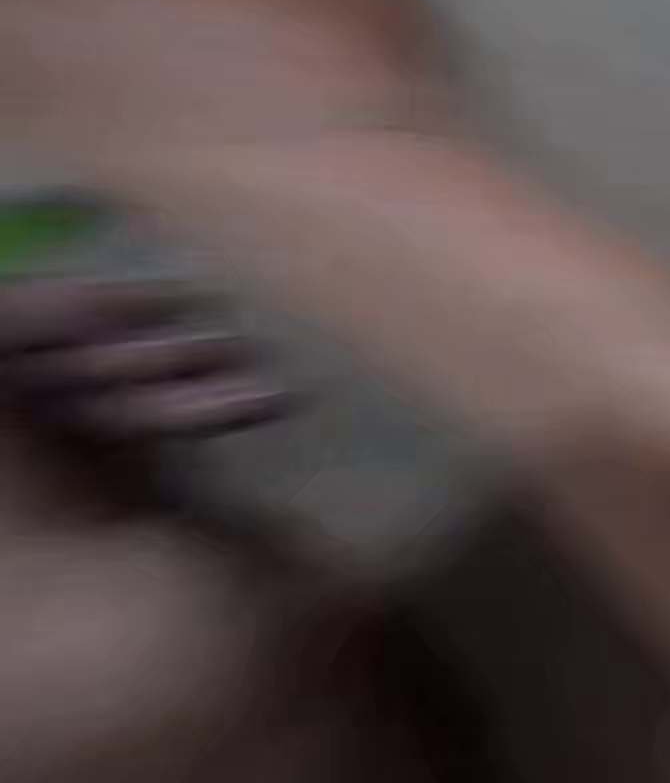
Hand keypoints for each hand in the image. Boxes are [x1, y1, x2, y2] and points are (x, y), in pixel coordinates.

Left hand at [0, 276, 291, 778]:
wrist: (306, 706)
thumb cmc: (190, 660)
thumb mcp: (76, 563)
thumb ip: (13, 456)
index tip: (74, 298)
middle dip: (60, 347)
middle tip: (165, 308)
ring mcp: (31, 534)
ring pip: (42, 416)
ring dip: (136, 368)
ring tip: (232, 353)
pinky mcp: (117, 518)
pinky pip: (113, 435)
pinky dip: (180, 401)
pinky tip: (252, 394)